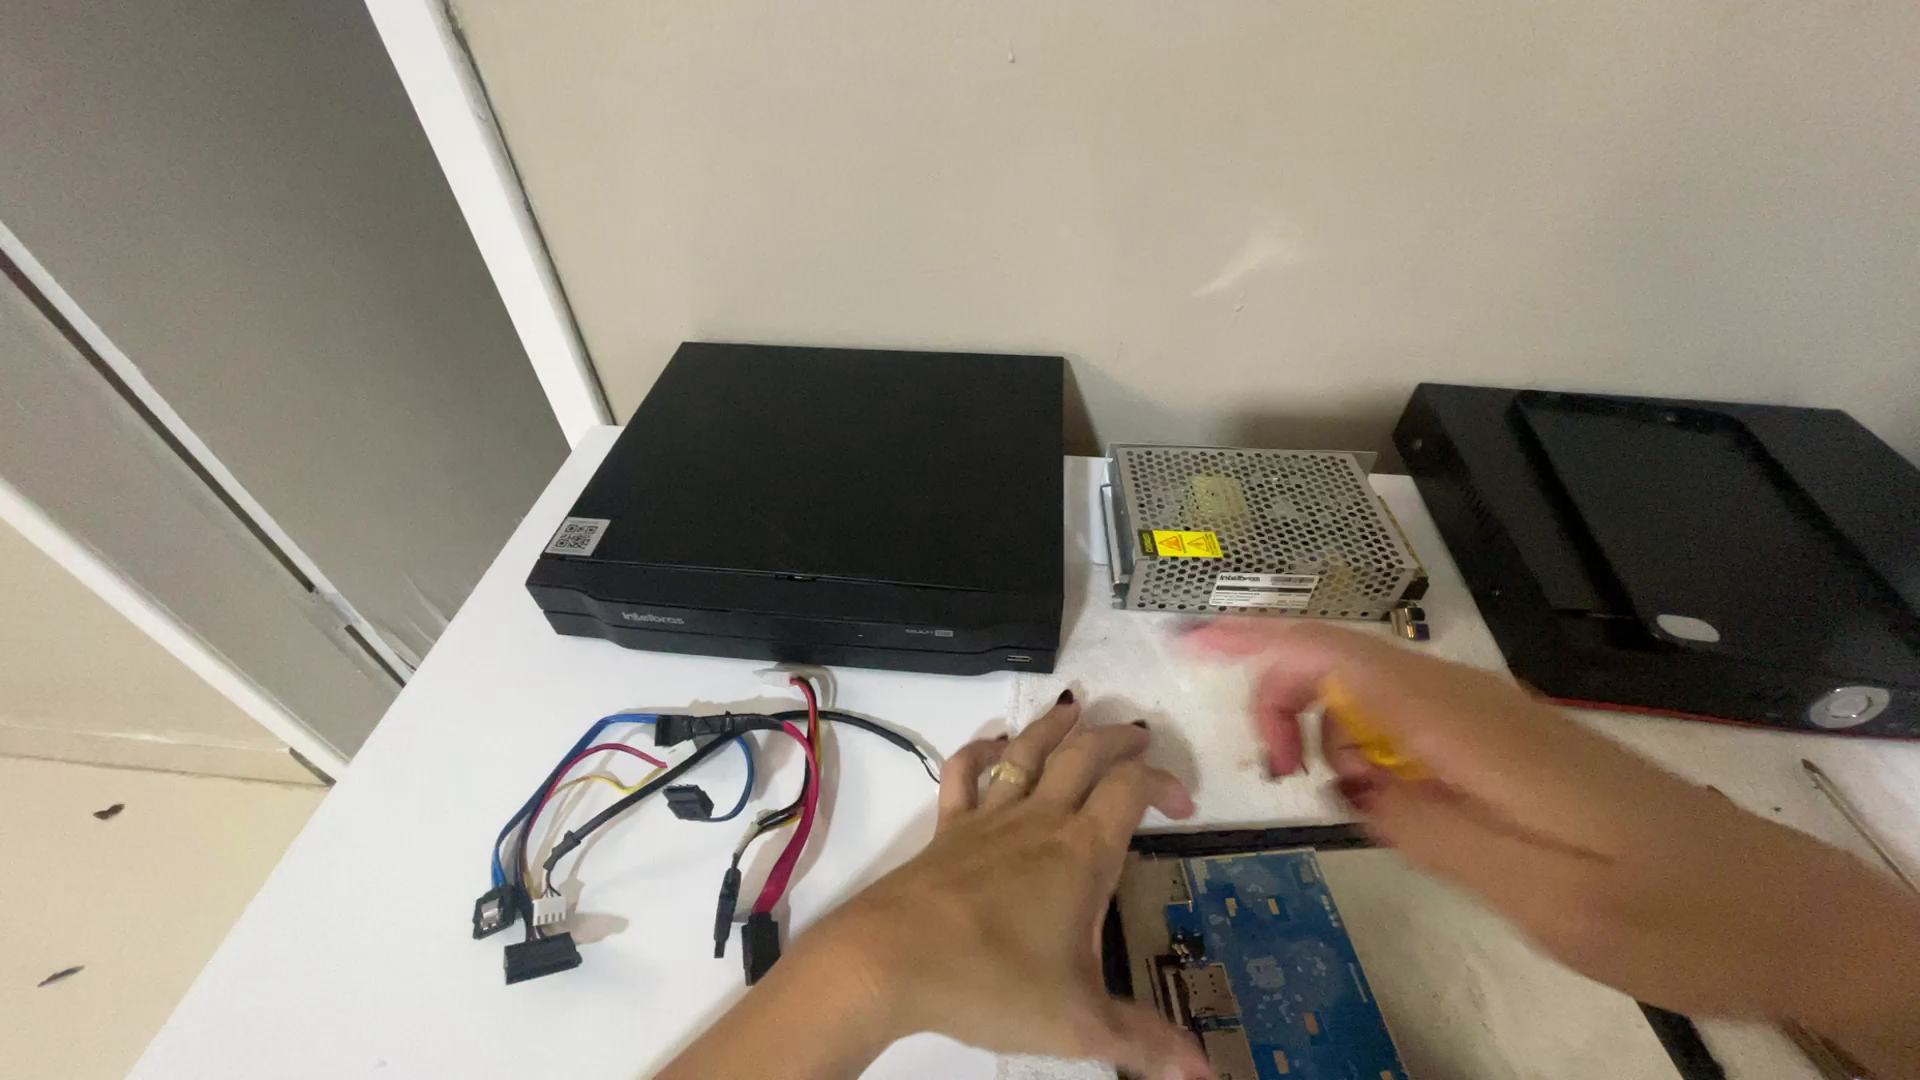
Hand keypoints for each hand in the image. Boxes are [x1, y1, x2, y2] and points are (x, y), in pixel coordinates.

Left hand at [799, 692, 1208, 1078]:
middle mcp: (1039, 819)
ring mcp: (989, 816)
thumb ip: (1144, 1043)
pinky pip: (963, 773)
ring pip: (1027, 750)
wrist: (892, 959)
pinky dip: (980, 750)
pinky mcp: (948, 826)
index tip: (1185, 804)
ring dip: (1055, 726)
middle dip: (1117, 738)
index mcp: (1080, 852)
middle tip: (1139, 733)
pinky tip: (995, 744)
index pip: (1130, 791)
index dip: (1163, 782)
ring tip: (1076, 709)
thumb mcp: (1079, 1022)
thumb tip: (1209, 1076)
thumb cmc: (992, 983)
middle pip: (1084, 754)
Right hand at [1185, 620, 1919, 1072]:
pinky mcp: (1496, 735)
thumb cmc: (1668, 912)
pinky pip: (1398, 715)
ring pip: (1363, 685)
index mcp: (1466, 724)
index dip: (1253, 638)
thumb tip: (1342, 779)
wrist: (1795, 916)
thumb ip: (1420, 823)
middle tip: (1276, 777)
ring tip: (1331, 796)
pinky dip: (1359, 742)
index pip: (1337, 653)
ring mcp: (1484, 712)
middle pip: (1337, 657)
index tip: (1187, 643)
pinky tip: (1380, 795)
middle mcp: (1468, 698)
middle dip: (1279, 698)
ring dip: (1319, 725)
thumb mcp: (1534, 892)